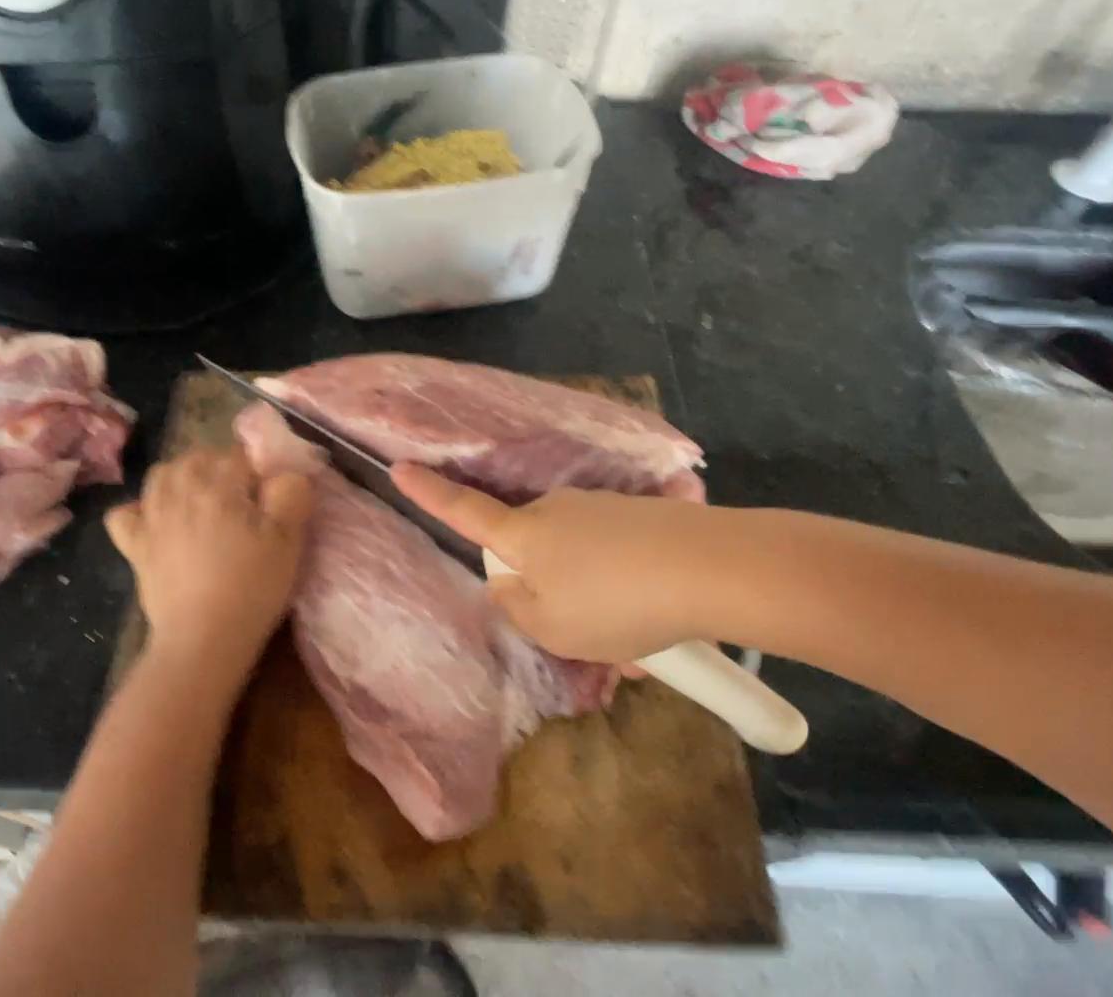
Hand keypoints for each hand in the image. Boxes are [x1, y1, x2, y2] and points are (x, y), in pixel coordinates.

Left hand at [105, 448, 312, 686]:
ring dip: (182, 480)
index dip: (258, 472)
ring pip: (162, 475)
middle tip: (242, 506)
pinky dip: (139, 512)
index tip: (270, 501)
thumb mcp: (289, 538)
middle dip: (220, 470)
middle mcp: (179, 488)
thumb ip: (290, 493)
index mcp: (219, 481)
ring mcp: (151, 516)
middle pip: (199, 457)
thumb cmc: (252, 586)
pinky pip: (125, 514)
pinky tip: (156, 524)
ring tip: (203, 506)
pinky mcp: (134, 546)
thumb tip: (285, 473)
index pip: (240, 453)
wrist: (204, 637)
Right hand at [392, 464, 729, 663]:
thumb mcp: (552, 628)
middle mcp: (558, 510)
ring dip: (598, 601)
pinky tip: (660, 623)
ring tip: (636, 646)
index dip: (429, 494)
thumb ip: (517, 608)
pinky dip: (628, 591)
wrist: (714, 568)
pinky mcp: (643, 515)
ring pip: (583, 562)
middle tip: (587, 639)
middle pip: (535, 551)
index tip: (399, 466)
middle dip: (552, 591)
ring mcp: (604, 508)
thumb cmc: (616, 603)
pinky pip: (619, 560)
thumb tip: (510, 587)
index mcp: (525, 536)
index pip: (465, 512)